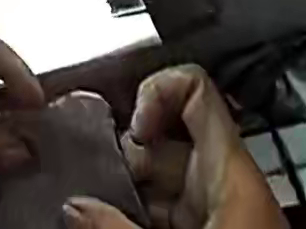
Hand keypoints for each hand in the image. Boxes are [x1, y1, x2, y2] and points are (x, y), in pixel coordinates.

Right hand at [64, 65, 285, 228]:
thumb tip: (74, 206)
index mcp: (232, 172)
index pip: (196, 90)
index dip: (156, 93)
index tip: (129, 130)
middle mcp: (226, 183)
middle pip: (171, 138)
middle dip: (127, 153)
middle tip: (91, 178)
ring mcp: (220, 214)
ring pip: (167, 180)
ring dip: (128, 190)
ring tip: (92, 208)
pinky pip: (171, 214)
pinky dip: (141, 218)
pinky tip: (111, 227)